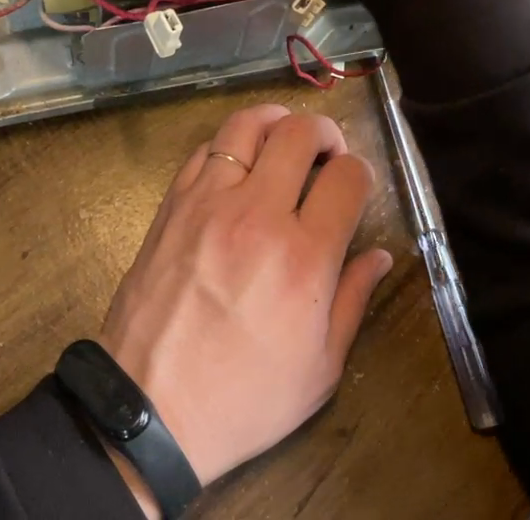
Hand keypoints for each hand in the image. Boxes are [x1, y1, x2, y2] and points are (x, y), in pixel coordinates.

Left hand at [99, 105, 393, 499]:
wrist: (150, 407)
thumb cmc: (244, 398)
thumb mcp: (321, 368)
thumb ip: (354, 300)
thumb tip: (379, 255)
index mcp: (305, 258)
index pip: (347, 177)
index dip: (360, 172)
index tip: (355, 186)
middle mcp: (259, 215)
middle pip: (299, 134)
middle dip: (324, 132)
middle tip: (327, 152)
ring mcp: (210, 203)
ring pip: (247, 125)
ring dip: (276, 121)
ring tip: (285, 137)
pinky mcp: (173, 205)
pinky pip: (206, 149)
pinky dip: (230, 144)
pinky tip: (238, 164)